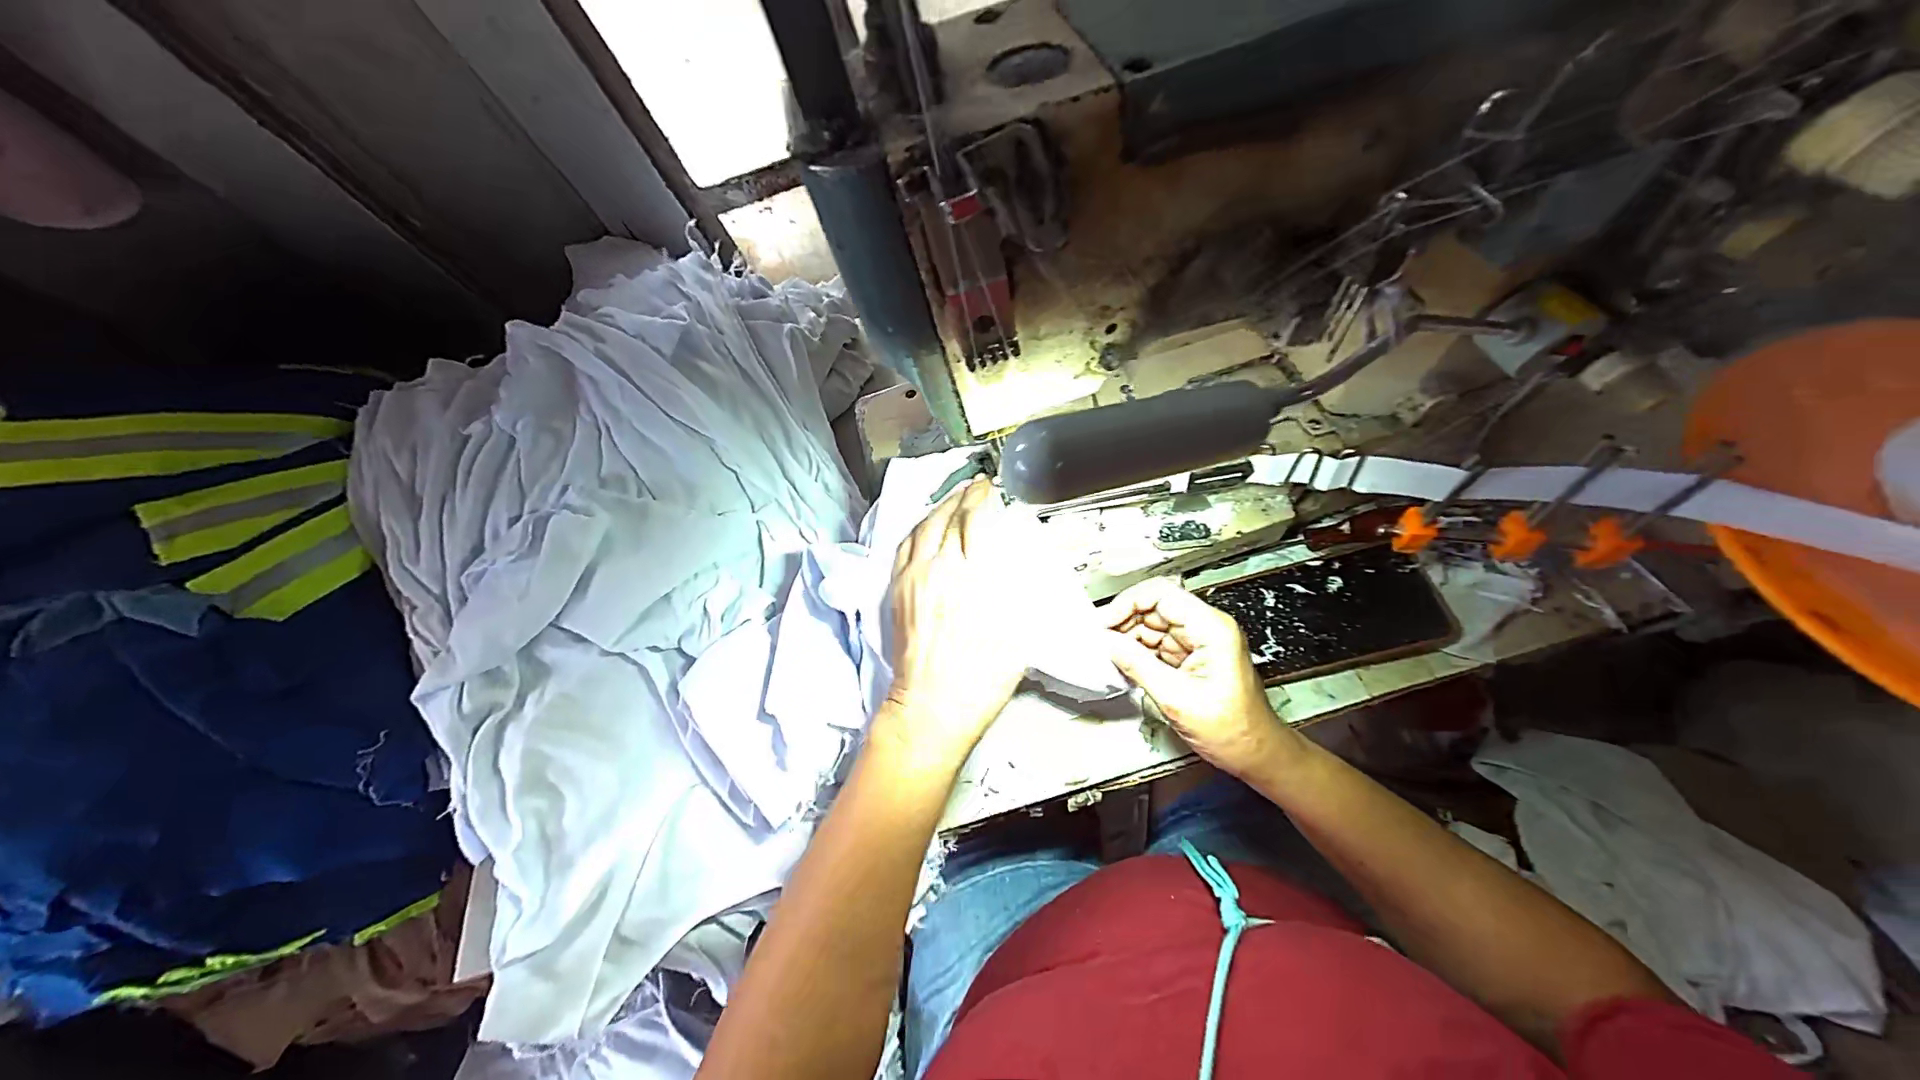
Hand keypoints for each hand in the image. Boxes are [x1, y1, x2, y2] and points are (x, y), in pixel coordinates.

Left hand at [879, 478, 1028, 773]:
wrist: (934, 705)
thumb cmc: (980, 676)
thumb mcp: (1020, 628)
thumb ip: (1028, 583)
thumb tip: (1043, 554)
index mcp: (971, 577)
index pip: (973, 520)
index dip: (982, 499)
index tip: (990, 489)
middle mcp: (937, 570)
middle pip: (947, 518)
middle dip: (963, 498)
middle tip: (975, 488)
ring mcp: (912, 579)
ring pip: (922, 528)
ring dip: (939, 508)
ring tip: (952, 501)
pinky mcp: (897, 592)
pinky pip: (904, 547)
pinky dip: (917, 529)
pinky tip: (925, 528)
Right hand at [1101, 578, 1298, 779]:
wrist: (1255, 753)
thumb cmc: (1234, 730)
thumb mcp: (1176, 698)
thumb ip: (1138, 666)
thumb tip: (1110, 644)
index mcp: (1212, 629)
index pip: (1162, 594)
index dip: (1128, 603)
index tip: (1106, 622)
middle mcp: (1207, 628)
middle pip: (1155, 607)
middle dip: (1125, 622)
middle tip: (1102, 640)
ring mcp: (1200, 641)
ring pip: (1154, 625)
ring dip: (1130, 638)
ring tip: (1111, 655)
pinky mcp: (1192, 656)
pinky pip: (1159, 643)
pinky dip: (1139, 651)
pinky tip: (1125, 663)